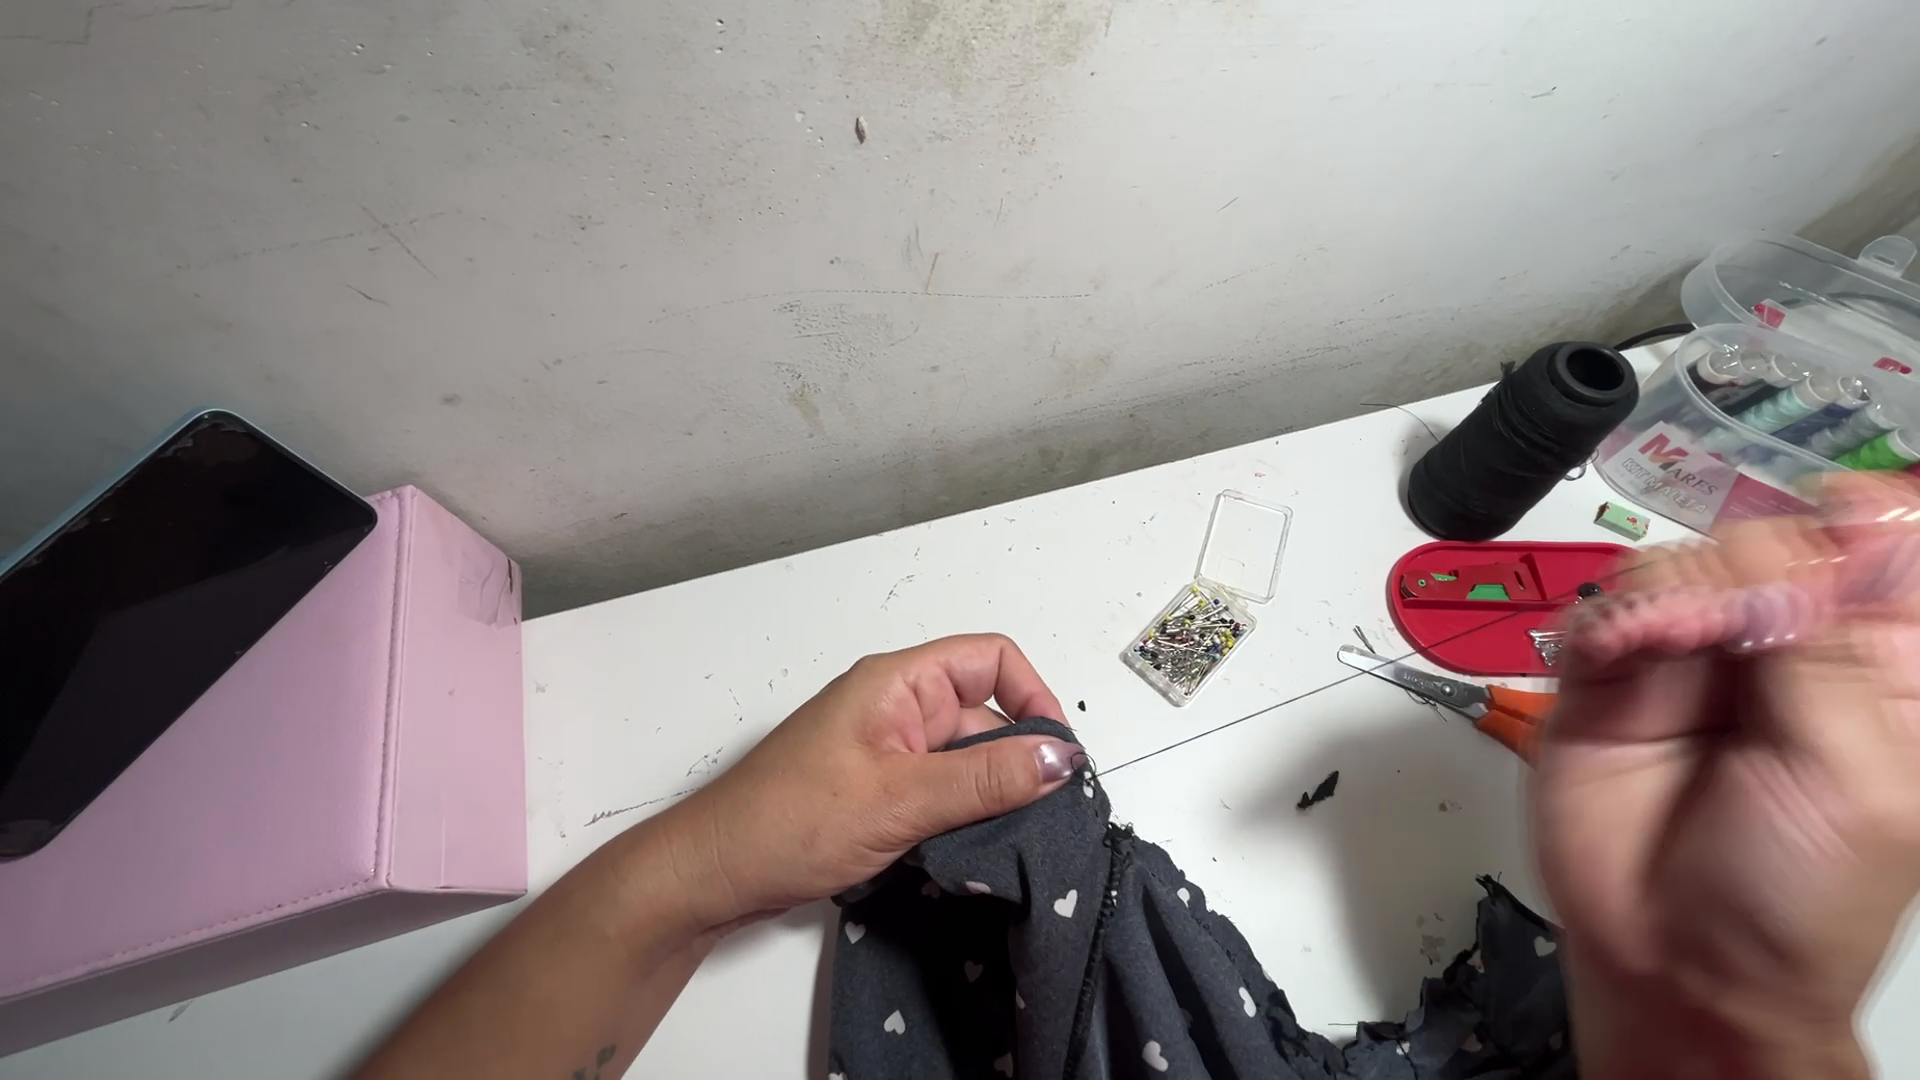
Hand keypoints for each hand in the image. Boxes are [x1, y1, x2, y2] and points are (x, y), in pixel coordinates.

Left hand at [652, 634, 1080, 933]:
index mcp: (899, 682)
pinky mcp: (883, 789)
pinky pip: (943, 789)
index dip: (1032, 695)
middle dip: (1018, 757)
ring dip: (993, 794)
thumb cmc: (790, 819)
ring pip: (966, 758)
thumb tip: (1061, 756)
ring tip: (1021, 839)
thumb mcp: (899, 797)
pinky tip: (981, 850)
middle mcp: (899, 707)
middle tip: (1050, 814)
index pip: (989, 659)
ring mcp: (890, 750)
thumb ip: (984, 778)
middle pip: (984, 713)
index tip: (1056, 753)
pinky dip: (966, 814)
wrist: (713, 874)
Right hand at [1533, 476, 1919, 1078]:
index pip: (1880, 567)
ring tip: (1657, 641)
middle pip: (1762, 552)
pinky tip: (1612, 648)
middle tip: (1733, 619)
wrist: (1664, 947)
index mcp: (1873, 678)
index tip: (1842, 503)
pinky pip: (1594, 612)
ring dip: (1665, 590)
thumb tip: (1795, 561)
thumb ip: (1827, 664)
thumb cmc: (1794, 890)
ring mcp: (1679, 663)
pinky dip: (1601, 616)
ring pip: (1670, 569)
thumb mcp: (1859, 781)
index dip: (1866, 524)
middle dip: (1748, 567)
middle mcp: (1775, 657)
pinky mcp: (1599, 676)